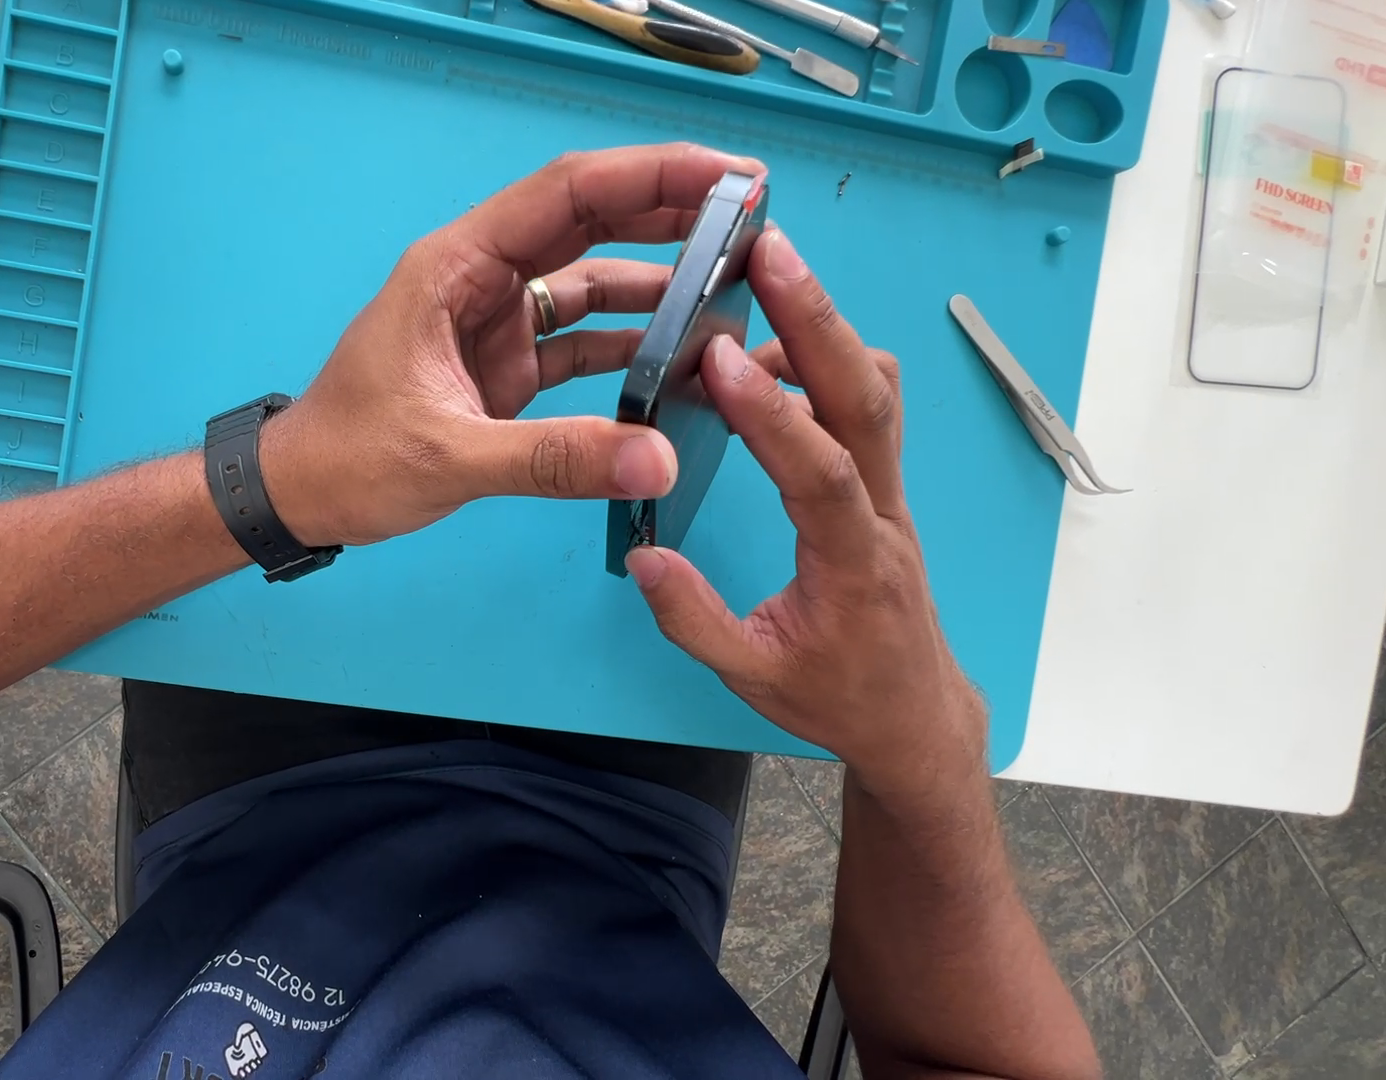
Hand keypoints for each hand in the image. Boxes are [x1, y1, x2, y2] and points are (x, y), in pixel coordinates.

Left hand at [259, 144, 761, 547]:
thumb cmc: (349, 459)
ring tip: (727, 291)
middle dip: (666, 218)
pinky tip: (672, 363)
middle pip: (586, 227)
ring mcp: (493, 326)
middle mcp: (479, 283)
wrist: (304, 494)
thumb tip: (656, 462)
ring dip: (652, 287)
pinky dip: (623, 350)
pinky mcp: (502, 369)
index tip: (730, 179)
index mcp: (454, 269)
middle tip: (750, 224)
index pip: (565, 196)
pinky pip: (576, 344)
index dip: (651, 177)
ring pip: (586, 285)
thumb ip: (551, 461)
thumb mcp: (449, 457)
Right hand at [624, 228, 983, 791]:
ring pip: (879, 392)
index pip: (820, 473)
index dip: (773, 414)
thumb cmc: (834, 697)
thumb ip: (692, 618)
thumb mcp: (750, 674)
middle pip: (869, 400)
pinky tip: (776, 361)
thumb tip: (642, 554)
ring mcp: (890, 495)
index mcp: (850, 561)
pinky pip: (868, 409)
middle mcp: (882, 512)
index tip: (719, 361)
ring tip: (762, 293)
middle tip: (770, 251)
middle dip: (819, 320)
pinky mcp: (882, 489)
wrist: (915, 717)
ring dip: (825, 334)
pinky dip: (828, 365)